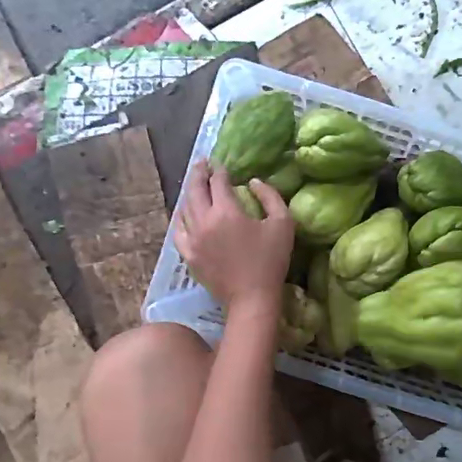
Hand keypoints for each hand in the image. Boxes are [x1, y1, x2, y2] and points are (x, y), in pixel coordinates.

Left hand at [177, 161, 294, 313]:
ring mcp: (192, 238)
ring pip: (184, 208)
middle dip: (198, 174)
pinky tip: (185, 214)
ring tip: (195, 186)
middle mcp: (204, 220)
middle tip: (202, 165)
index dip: (220, 171)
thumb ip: (270, 197)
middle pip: (195, 190)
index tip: (222, 166)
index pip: (218, 182)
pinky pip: (178, 230)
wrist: (252, 297)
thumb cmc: (271, 260)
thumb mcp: (283, 223)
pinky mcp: (188, 254)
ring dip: (190, 193)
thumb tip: (254, 182)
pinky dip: (181, 217)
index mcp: (226, 211)